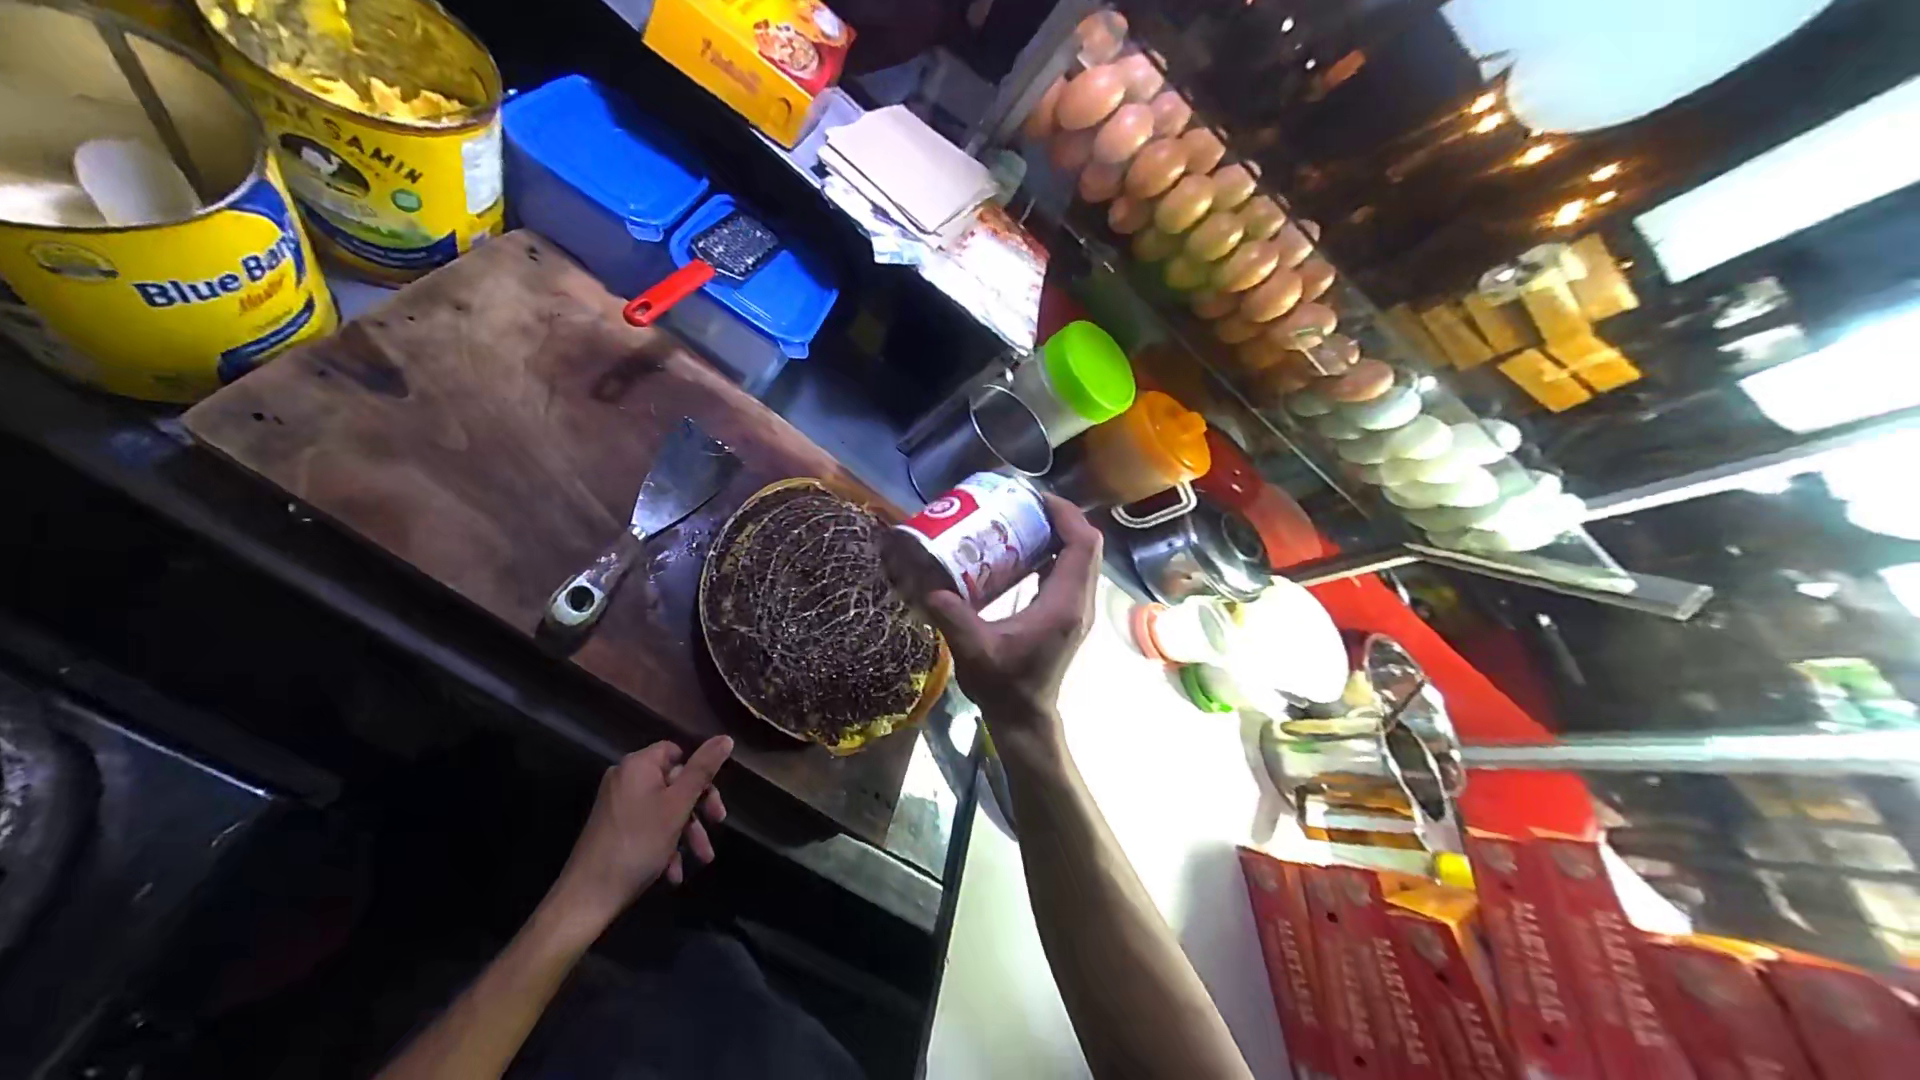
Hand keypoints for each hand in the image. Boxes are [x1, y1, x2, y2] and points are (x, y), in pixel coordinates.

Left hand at [548, 736, 731, 927]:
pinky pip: (648, 826)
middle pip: (674, 783)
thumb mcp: (679, 804)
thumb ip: (703, 770)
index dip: (698, 772)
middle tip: (717, 824)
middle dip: (698, 809)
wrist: (587, 897)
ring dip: (686, 832)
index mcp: (638, 765)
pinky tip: (673, 873)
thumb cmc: (639, 843)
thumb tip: (726, 738)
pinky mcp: (614, 829)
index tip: (712, 797)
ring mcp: (617, 805)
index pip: (676, 752)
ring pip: (664, 809)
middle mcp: (625, 779)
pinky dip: (665, 844)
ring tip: (702, 859)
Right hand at [924, 495, 1100, 743]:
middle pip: (1086, 546)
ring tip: (1022, 521)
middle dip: (1060, 519)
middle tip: (1024, 506)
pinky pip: (1070, 573)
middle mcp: (1078, 604)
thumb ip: (952, 616)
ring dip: (1059, 535)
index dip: (1065, 515)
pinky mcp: (1067, 616)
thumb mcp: (974, 650)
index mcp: (1063, 605)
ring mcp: (1076, 611)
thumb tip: (927, 585)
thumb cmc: (1004, 686)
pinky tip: (1023, 553)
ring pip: (1081, 559)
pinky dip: (1054, 554)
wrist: (1024, 718)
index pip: (1082, 545)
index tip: (1035, 498)